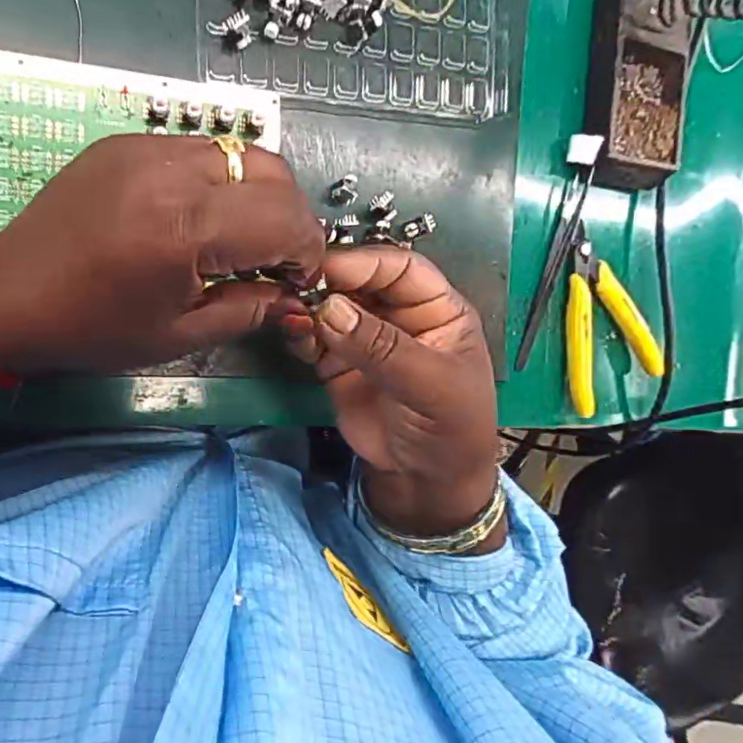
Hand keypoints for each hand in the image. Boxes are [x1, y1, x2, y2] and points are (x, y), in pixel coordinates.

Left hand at [0, 133, 322, 443]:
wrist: (7, 298)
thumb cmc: (89, 328)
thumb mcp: (175, 335)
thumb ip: (246, 309)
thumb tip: (291, 295)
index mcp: (184, 226)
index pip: (284, 217)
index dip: (305, 250)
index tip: (296, 277)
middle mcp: (169, 170)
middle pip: (270, 169)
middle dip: (285, 214)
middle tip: (269, 257)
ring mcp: (141, 148)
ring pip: (233, 152)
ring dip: (249, 192)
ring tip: (229, 236)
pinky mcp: (119, 143)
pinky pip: (188, 150)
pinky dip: (208, 179)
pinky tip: (188, 217)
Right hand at [280, 246, 502, 543]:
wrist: (423, 479)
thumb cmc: (450, 429)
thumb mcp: (428, 385)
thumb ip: (380, 346)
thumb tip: (330, 309)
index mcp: (435, 309)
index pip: (398, 268)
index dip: (362, 263)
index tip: (324, 269)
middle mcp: (396, 316)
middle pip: (357, 283)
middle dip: (328, 283)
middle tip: (297, 288)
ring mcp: (363, 339)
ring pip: (329, 308)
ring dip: (308, 308)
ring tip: (292, 315)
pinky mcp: (335, 362)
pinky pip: (312, 337)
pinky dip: (299, 333)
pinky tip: (294, 335)